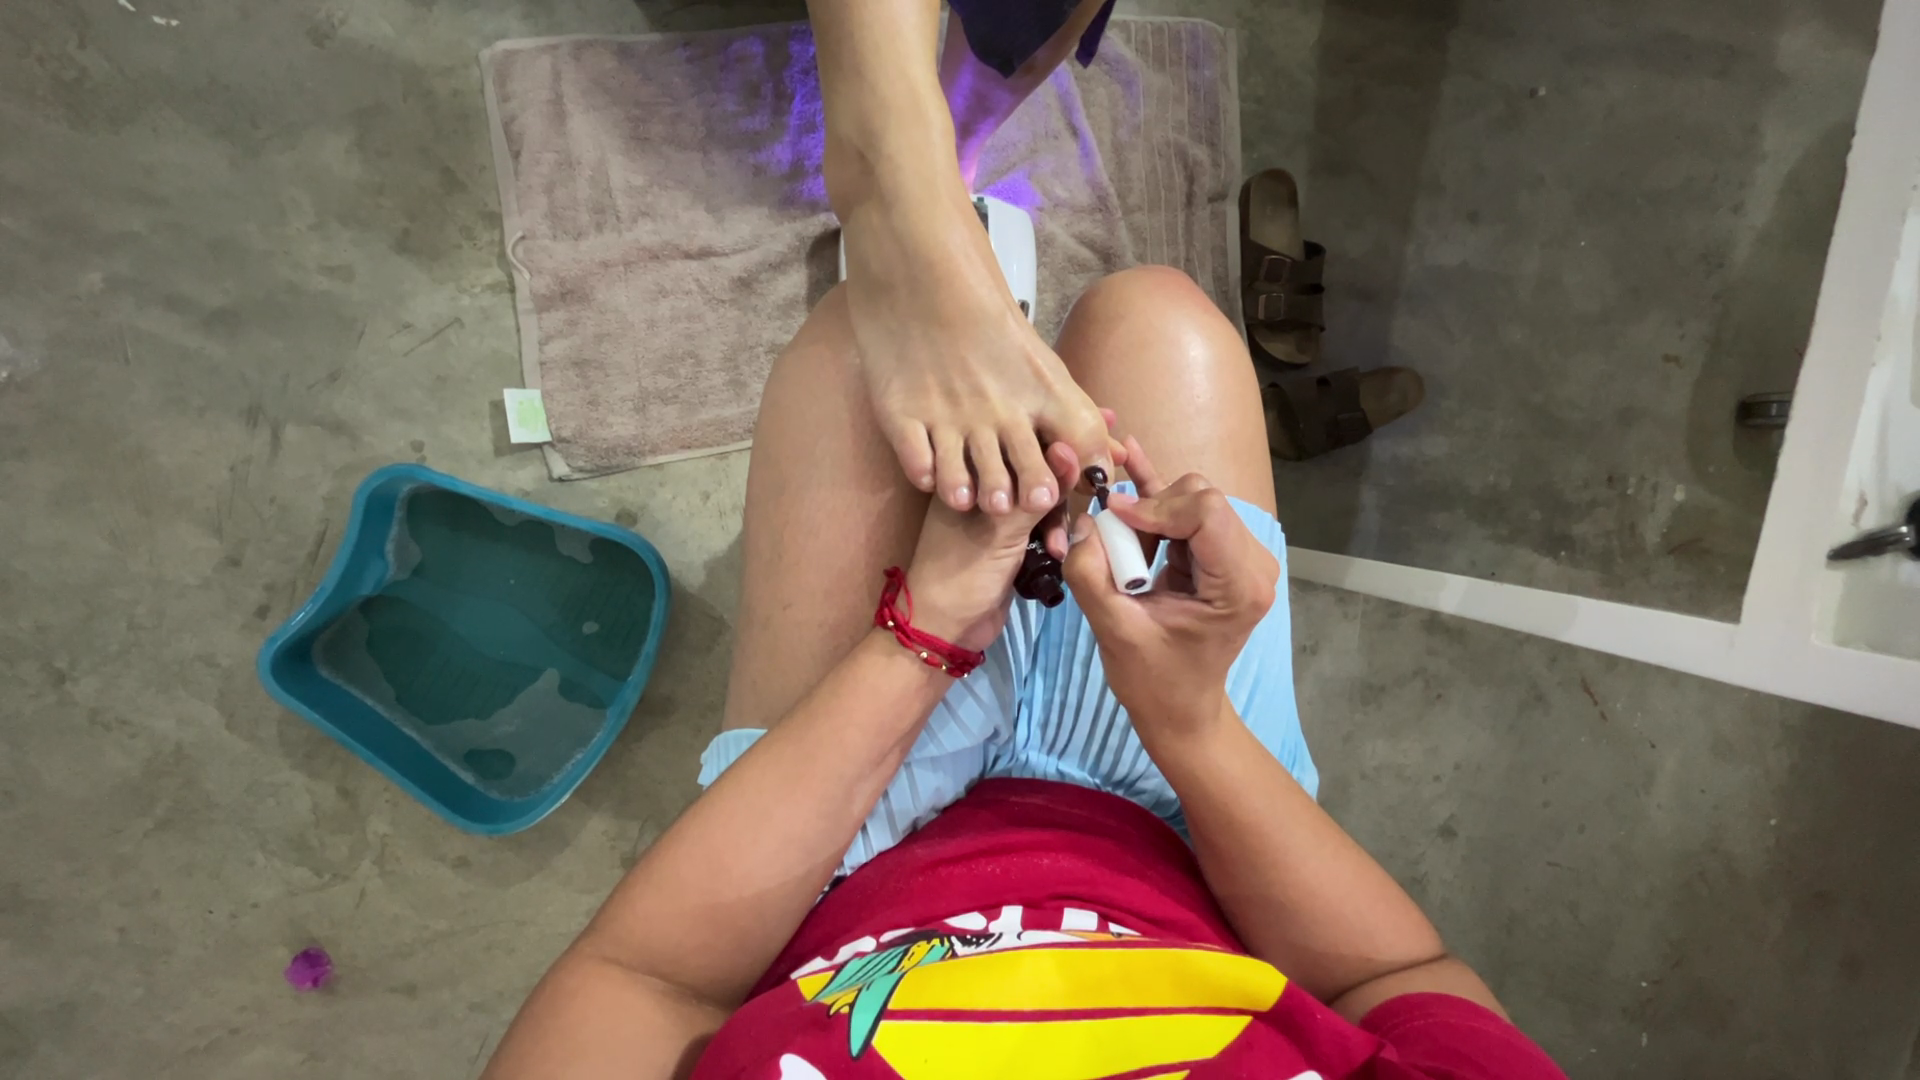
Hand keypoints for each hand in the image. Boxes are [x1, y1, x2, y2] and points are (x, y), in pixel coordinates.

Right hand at [840, 194, 1109, 515]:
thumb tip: (1111, 449)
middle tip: (1017, 504)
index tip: (1074, 491)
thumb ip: (1066, 408)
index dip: (1084, 482)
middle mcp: (999, 408)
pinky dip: (928, 477)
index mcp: (1040, 387)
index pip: (1082, 446)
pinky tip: (930, 471)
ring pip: (970, 483)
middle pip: (1029, 477)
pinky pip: (920, 467)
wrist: (917, 260)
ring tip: (970, 497)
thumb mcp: (1036, 356)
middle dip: (1029, 500)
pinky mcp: (902, 414)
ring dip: (974, 495)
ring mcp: (948, 414)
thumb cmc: (981, 308)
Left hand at [905, 442, 1083, 651]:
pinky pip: (1040, 524)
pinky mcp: (1009, 540)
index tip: (1100, 432)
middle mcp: (982, 485)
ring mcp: (996, 514)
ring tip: (1077, 528)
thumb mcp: (1001, 528)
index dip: (1060, 436)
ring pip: (1041, 497)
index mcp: (969, 472)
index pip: (1019, 439)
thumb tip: (1070, 448)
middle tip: (1115, 463)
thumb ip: (1035, 490)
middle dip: (1070, 472)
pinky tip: (1061, 551)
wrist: (945, 629)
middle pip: (1035, 465)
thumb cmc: (961, 572)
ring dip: (1061, 515)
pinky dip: (1053, 534)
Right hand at [1062, 439, 1279, 732]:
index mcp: (1238, 587)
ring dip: (1150, 511)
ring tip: (1120, 540)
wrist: (1179, 706)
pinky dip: (1157, 495)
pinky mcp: (1221, 553)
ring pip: (1193, 498)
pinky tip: (1130, 458)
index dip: (1155, 507)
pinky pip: (1188, 510)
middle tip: (1113, 535)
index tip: (1113, 519)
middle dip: (1151, 507)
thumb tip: (1082, 521)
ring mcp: (1240, 557)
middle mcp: (1252, 565)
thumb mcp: (1113, 630)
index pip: (1206, 513)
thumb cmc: (1153, 679)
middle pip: (1201, 498)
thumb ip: (1090, 573)